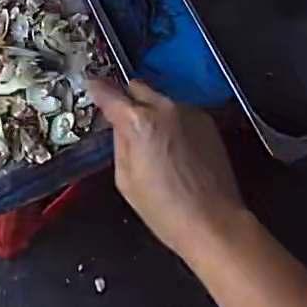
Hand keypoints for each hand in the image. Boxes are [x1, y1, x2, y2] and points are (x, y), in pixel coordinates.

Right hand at [88, 78, 249, 261]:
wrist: (213, 221)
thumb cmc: (166, 210)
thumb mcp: (126, 181)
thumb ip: (119, 143)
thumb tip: (119, 124)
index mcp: (139, 123)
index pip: (110, 94)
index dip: (98, 89)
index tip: (93, 85)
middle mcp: (164, 108)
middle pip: (137, 87)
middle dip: (129, 101)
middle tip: (128, 125)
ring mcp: (188, 110)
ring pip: (160, 100)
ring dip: (154, 114)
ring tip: (159, 147)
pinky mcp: (205, 118)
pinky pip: (180, 112)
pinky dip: (174, 123)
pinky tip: (179, 151)